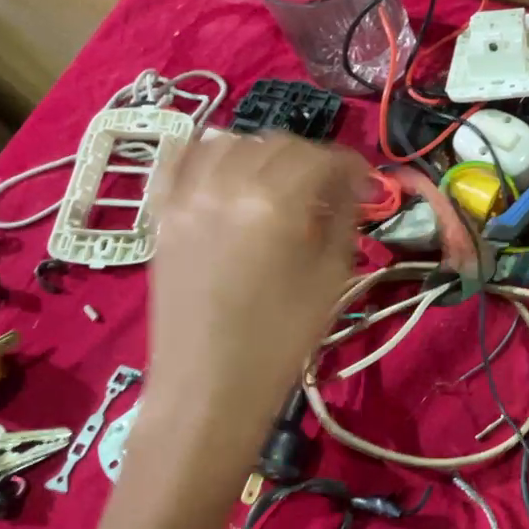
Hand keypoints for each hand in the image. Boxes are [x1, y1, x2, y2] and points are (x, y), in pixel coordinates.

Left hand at [140, 133, 371, 468]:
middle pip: (278, 144)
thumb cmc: (283, 339)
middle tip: (330, 187)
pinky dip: (207, 152)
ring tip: (280, 179)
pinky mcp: (162, 215)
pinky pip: (181, 160)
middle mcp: (227, 187)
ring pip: (231, 142)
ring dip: (264, 151)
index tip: (365, 182)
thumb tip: (351, 185)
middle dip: (312, 158)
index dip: (351, 165)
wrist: (210, 386)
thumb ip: (343, 218)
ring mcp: (187, 198)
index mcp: (276, 204)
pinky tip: (226, 165)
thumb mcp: (332, 277)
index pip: (321, 158)